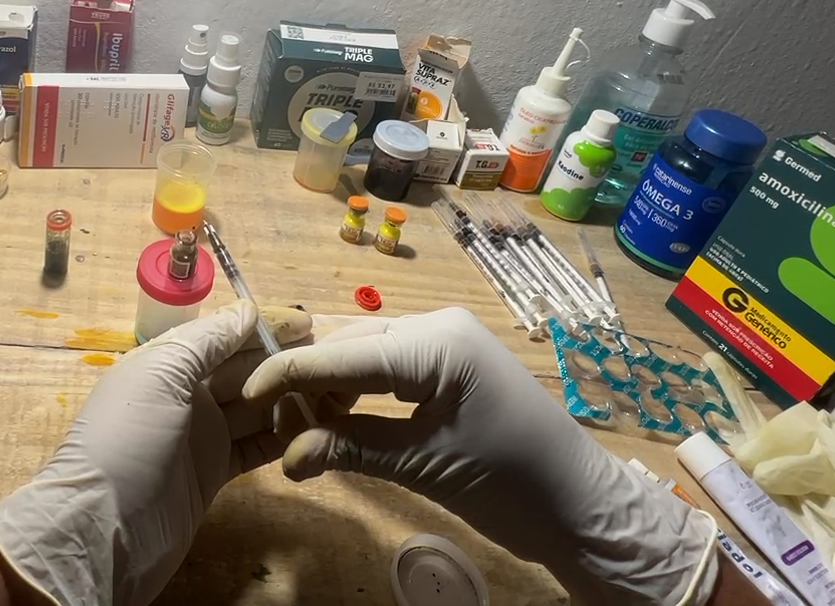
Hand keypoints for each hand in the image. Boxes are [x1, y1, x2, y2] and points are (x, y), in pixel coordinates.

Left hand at [0, 303, 318, 605]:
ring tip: (333, 390)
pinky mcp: (213, 473)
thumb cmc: (127, 437)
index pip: (223, 335)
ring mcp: (200, 435)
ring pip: (254, 407)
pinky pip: (254, 446)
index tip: (307, 322)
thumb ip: (207, 339)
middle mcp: (186, 393)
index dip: (262, 327)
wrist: (102, 531)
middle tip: (331, 356)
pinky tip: (313, 428)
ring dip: (288, 397)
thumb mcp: (162, 373)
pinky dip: (281, 436)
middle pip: (242, 369)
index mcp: (169, 361)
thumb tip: (248, 308)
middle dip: (281, 359)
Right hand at [243, 308, 717, 605]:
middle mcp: (437, 325)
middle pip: (352, 342)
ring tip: (296, 416)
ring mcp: (444, 339)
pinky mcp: (447, 361)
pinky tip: (335, 412)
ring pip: (366, 350)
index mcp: (438, 341)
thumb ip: (349, 449)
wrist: (587, 509)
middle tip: (267, 409)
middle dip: (308, 375)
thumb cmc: (513, 485)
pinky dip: (358, 388)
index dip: (292, 371)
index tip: (247, 390)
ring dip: (330, 382)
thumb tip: (285, 456)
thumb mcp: (424, 466)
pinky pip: (388, 364)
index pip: (346, 351)